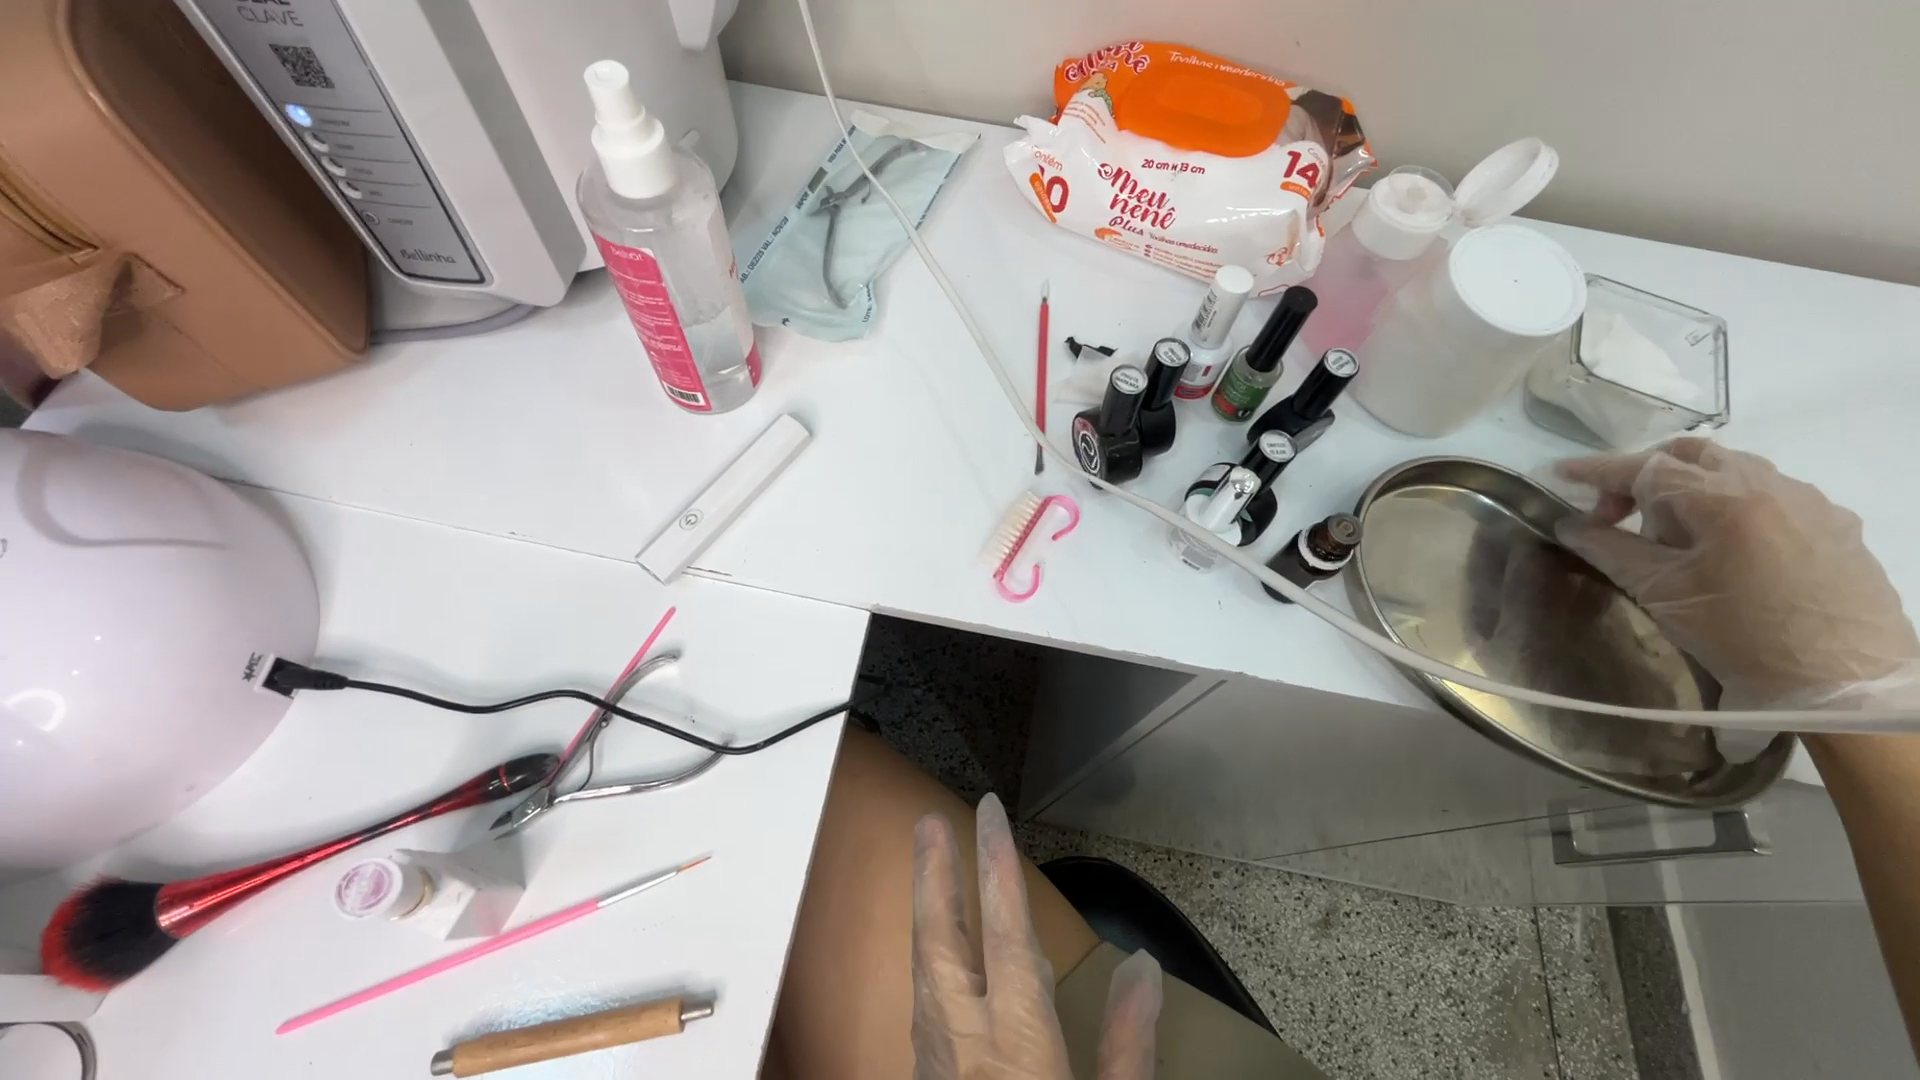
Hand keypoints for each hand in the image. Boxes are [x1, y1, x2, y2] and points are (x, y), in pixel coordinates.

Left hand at [912, 793, 1161, 1079]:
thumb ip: (1127, 1044)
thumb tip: (1144, 966)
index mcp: (1015, 1039)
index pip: (1005, 930)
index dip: (997, 861)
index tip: (989, 809)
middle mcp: (962, 1035)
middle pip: (939, 939)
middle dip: (934, 874)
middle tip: (928, 821)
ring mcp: (932, 1055)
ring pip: (924, 966)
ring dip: (929, 908)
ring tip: (931, 864)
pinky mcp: (922, 1074)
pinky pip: (925, 998)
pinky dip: (933, 956)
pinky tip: (943, 947)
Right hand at [1555, 438, 1919, 708]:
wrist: (1842, 682)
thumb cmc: (1739, 633)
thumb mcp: (1659, 590)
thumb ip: (1608, 548)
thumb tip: (1570, 524)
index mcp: (1723, 498)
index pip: (1645, 468)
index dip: (1597, 469)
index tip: (1560, 474)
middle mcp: (1771, 486)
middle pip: (1693, 455)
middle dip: (1644, 474)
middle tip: (1617, 515)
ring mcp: (1811, 504)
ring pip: (1735, 471)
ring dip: (1688, 489)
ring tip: (1670, 537)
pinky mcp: (1836, 527)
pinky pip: (1771, 496)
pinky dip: (1730, 506)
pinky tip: (1723, 548)